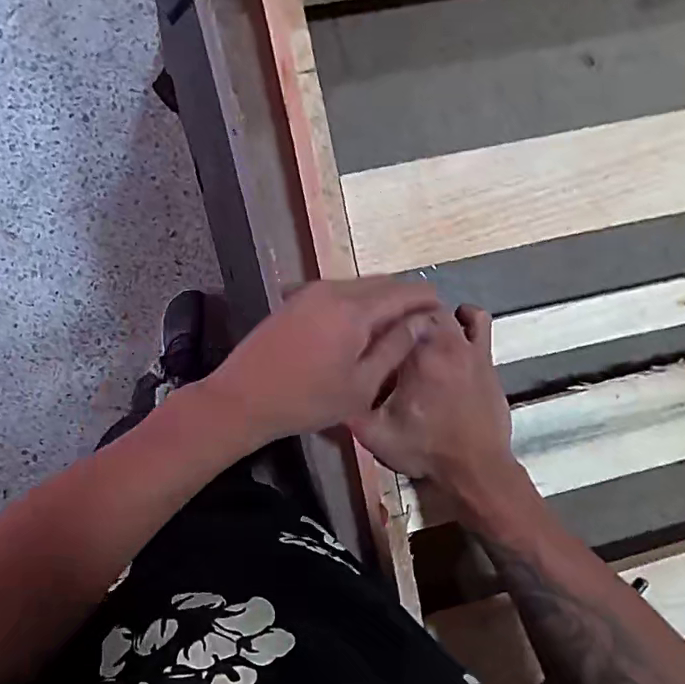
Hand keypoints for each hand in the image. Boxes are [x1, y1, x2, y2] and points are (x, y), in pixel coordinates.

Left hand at [200, 278, 441, 445]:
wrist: (242, 398)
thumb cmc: (306, 400)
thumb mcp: (361, 384)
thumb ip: (395, 348)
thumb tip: (423, 322)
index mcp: (353, 309)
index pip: (404, 291)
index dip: (428, 301)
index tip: (443, 317)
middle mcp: (331, 290)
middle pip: (381, 283)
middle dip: (405, 299)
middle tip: (420, 326)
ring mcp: (308, 292)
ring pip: (357, 286)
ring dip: (379, 301)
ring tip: (391, 331)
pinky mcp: (293, 301)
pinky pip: (335, 293)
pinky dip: (354, 304)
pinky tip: (357, 331)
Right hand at [349, 305, 534, 515]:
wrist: (475, 471)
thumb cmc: (424, 451)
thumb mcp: (374, 434)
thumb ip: (348, 408)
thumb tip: (325, 388)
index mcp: (416, 357)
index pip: (394, 315)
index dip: (377, 316)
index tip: (364, 326)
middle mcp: (445, 344)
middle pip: (420, 306)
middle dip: (401, 313)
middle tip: (385, 328)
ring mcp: (470, 349)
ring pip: (448, 310)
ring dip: (430, 314)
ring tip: (414, 328)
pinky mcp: (487, 359)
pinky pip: (478, 322)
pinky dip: (464, 318)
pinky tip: (452, 331)